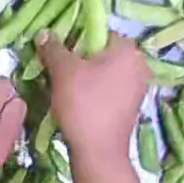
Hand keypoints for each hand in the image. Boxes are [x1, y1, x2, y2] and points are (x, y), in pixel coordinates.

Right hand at [38, 30, 150, 162]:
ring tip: (67, 94)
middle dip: (80, 63)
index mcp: (128, 49)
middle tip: (60, 77)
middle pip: (102, 54)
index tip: (61, 59)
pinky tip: (80, 107)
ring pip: (105, 74)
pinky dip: (95, 95)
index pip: (99, 33)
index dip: (76, 42)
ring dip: (86, 80)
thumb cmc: (83, 105)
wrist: (98, 150)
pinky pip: (109, 91)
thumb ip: (54, 49)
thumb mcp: (63, 72)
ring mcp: (138, 87)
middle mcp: (139, 64)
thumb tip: (44, 32)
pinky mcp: (131, 107)